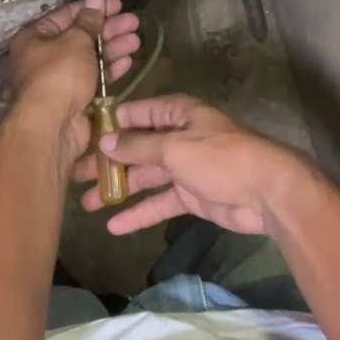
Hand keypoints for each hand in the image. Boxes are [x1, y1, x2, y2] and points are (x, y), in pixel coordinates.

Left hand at [7, 0, 138, 155]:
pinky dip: (110, 68)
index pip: (67, 14)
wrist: (52, 126)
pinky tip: (128, 60)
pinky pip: (94, 77)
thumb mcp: (76, 41)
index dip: (93, 8)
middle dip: (108, 28)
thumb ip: (89, 20)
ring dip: (113, 47)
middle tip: (133, 21)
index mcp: (35, 36)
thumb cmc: (60, 74)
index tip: (118, 4)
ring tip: (136, 38)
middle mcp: (45, 55)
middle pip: (81, 36)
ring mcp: (60, 79)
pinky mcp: (74, 97)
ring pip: (90, 57)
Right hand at [74, 93, 318, 235]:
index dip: (108, 124)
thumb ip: (138, 146)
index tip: (79, 134)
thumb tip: (105, 142)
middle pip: (135, 148)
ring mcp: (183, 167)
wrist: (267, 192)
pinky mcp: (190, 195)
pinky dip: (138, 213)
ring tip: (86, 203)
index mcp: (176, 113)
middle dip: (106, 161)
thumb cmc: (220, 157)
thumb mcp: (175, 147)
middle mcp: (177, 136)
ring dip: (117, 189)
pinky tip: (114, 226)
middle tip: (73, 174)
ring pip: (143, 177)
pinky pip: (158, 202)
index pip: (135, 113)